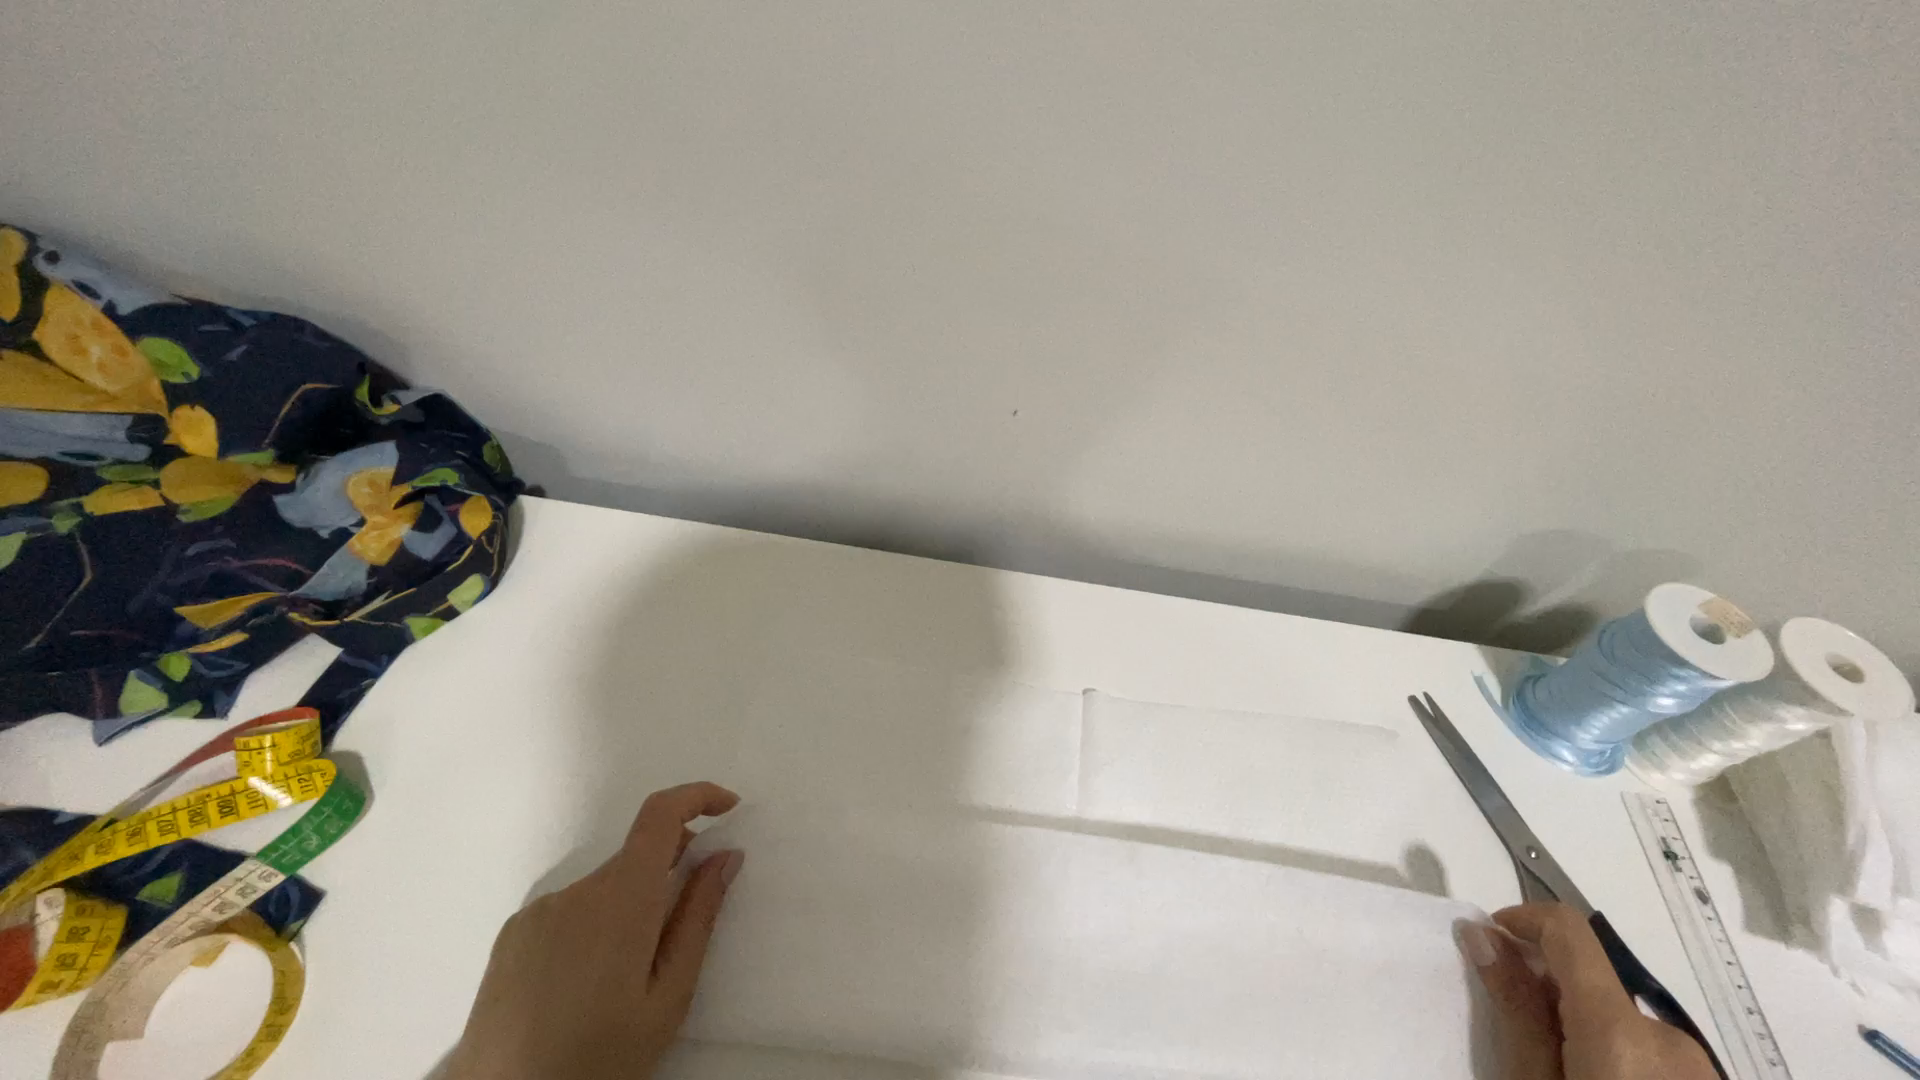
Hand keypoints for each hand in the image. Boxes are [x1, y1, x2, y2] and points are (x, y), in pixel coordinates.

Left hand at [442, 782, 744, 1079]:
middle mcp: (577, 890)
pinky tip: (588, 983)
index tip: (728, 808)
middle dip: (671, 869)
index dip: (698, 796)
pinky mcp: (514, 933)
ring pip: (605, 887)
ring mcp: (539, 910)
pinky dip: (595, 924)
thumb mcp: (668, 996)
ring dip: (631, 906)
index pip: (660, 814)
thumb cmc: (600, 1056)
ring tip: (627, 976)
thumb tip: (725, 857)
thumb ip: (699, 918)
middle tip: (687, 924)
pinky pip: (572, 909)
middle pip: (637, 856)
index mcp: (621, 899)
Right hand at [1458, 903, 1717, 1079]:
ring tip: (1563, 1074)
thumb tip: (1480, 933)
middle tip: (1520, 1042)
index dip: (1522, 920)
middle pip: (1591, 981)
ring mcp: (1703, 1069)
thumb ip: (1515, 1009)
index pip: (1568, 928)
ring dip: (1583, 1028)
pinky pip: (1651, 1051)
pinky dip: (1617, 1056)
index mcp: (1621, 1027)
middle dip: (1548, 991)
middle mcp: (1670, 1036)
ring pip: (1620, 1019)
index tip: (1489, 944)